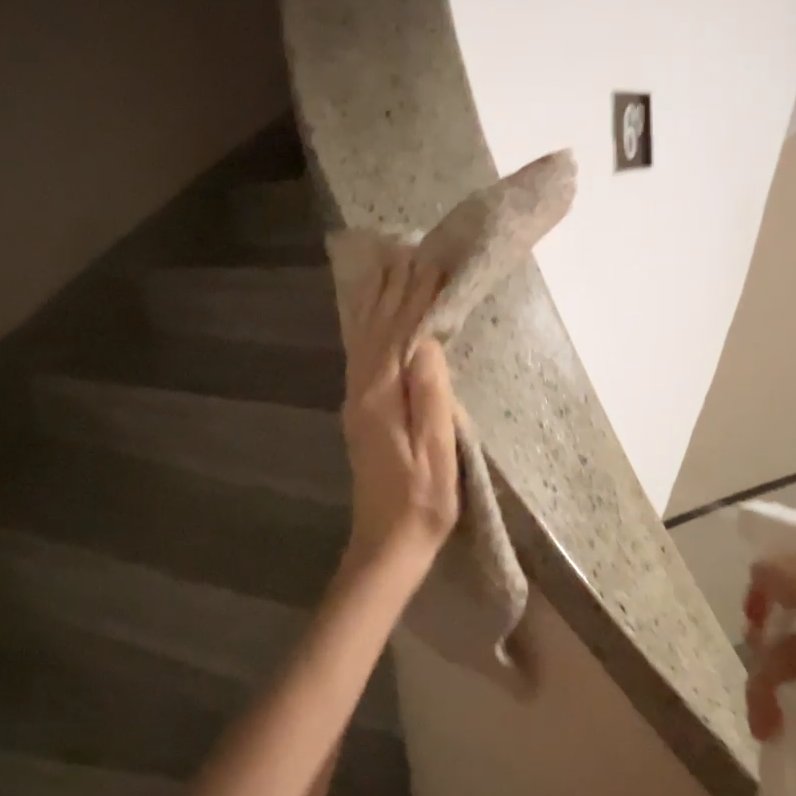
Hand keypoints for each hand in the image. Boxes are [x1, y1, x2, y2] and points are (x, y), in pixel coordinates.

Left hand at [339, 249, 459, 570]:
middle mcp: (362, 393)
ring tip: (387, 266)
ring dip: (376, 301)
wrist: (386, 546)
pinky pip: (361, 356)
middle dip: (393, 289)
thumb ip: (431, 398)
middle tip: (410, 249)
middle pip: (375, 329)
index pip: (399, 334)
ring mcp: (357, 403)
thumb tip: (428, 344)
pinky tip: (370, 316)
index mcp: (382, 399)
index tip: (431, 261)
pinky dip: (366, 327)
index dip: (415, 297)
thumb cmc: (422, 504)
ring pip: (363, 339)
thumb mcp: (438, 454)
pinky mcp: (361, 414)